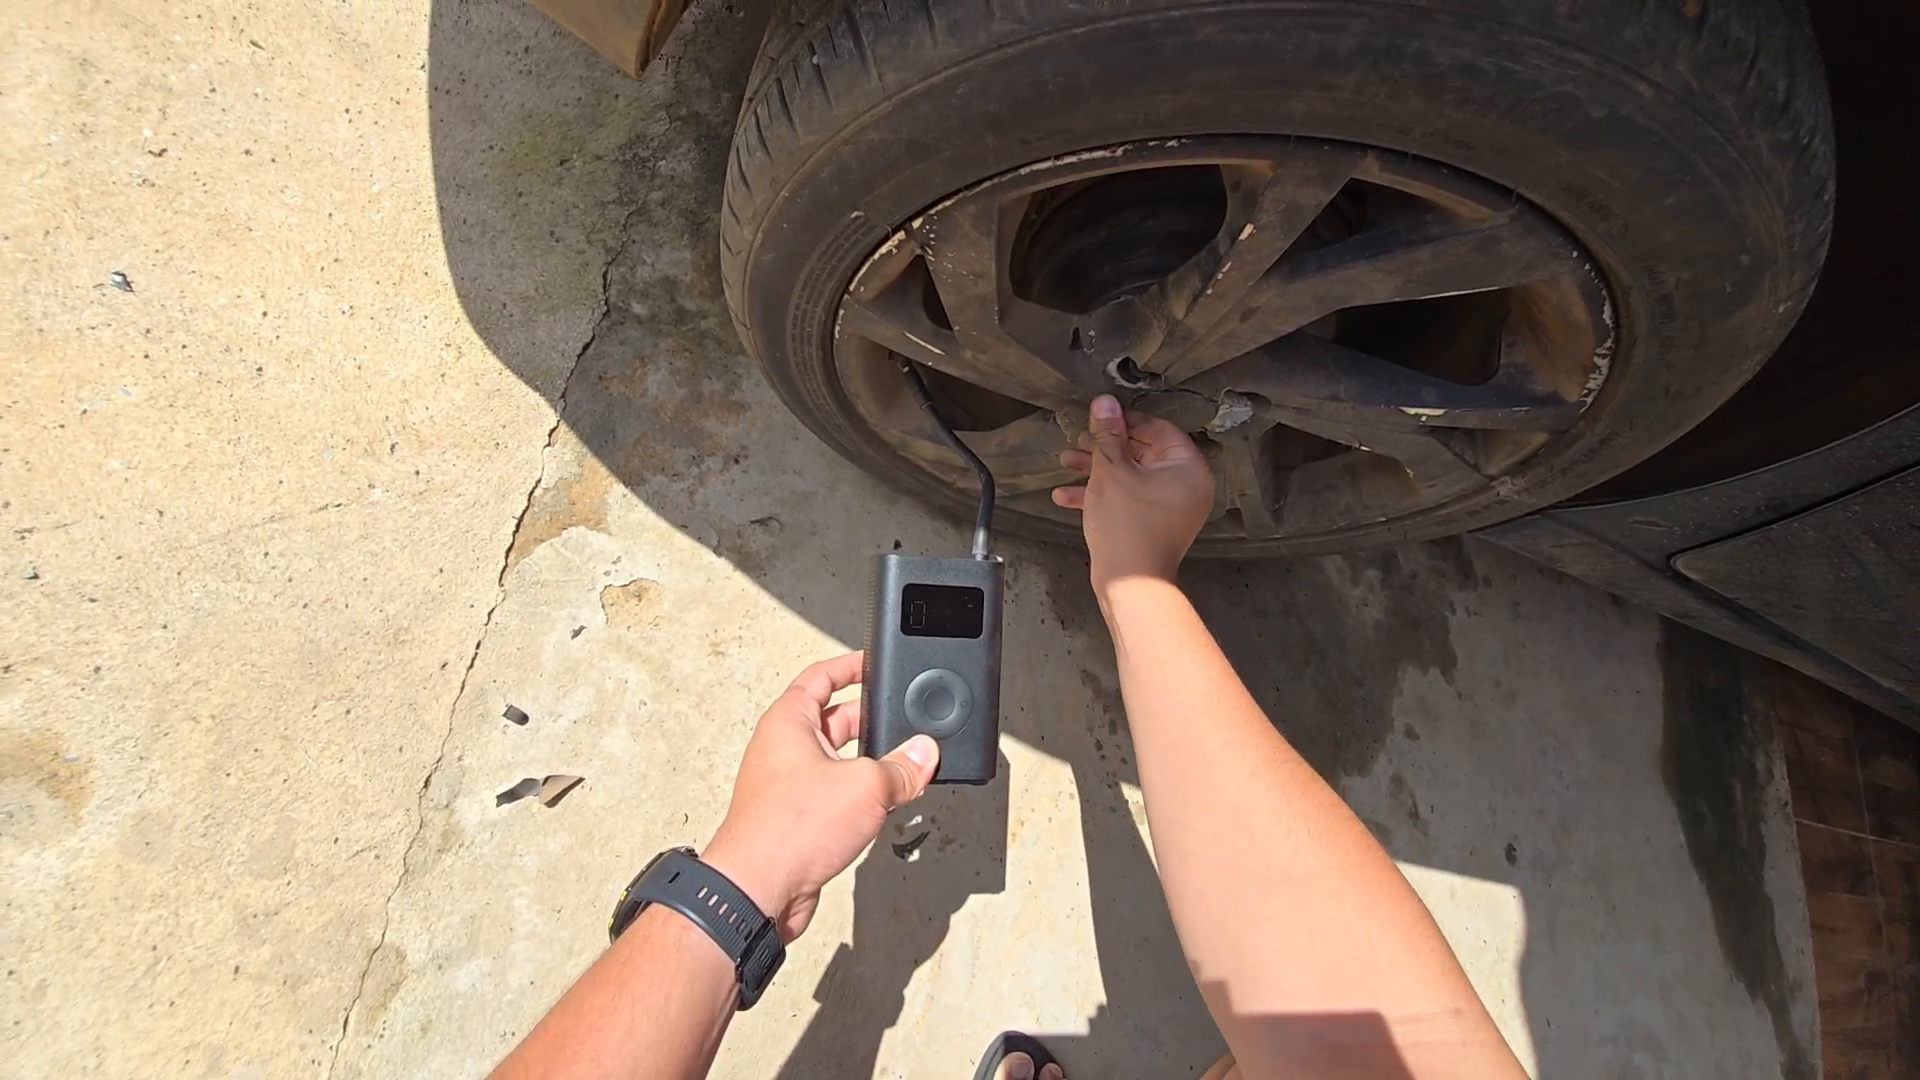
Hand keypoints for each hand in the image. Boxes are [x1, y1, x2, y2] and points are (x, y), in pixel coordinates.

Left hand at [702, 652, 939, 941]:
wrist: (756, 893)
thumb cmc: (786, 830)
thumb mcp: (864, 786)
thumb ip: (901, 767)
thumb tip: (923, 755)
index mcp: (788, 722)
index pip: (820, 676)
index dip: (849, 666)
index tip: (872, 662)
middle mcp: (783, 749)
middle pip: (833, 719)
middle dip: (869, 721)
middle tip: (900, 721)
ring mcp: (787, 785)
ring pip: (836, 760)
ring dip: (867, 763)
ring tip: (900, 767)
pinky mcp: (796, 819)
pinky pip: (833, 794)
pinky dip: (858, 795)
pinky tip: (882, 805)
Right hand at [1052, 395, 1214, 592]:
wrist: (1129, 582)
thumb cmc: (1127, 525)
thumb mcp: (1111, 471)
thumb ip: (1107, 434)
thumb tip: (1105, 402)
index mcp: (1187, 468)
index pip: (1158, 428)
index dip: (1125, 420)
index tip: (1098, 417)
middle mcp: (1184, 486)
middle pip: (1142, 452)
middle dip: (1104, 447)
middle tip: (1079, 439)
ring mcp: (1168, 508)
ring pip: (1130, 476)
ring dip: (1096, 469)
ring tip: (1065, 462)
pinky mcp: (1150, 524)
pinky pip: (1127, 499)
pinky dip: (1101, 495)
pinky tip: (1066, 496)